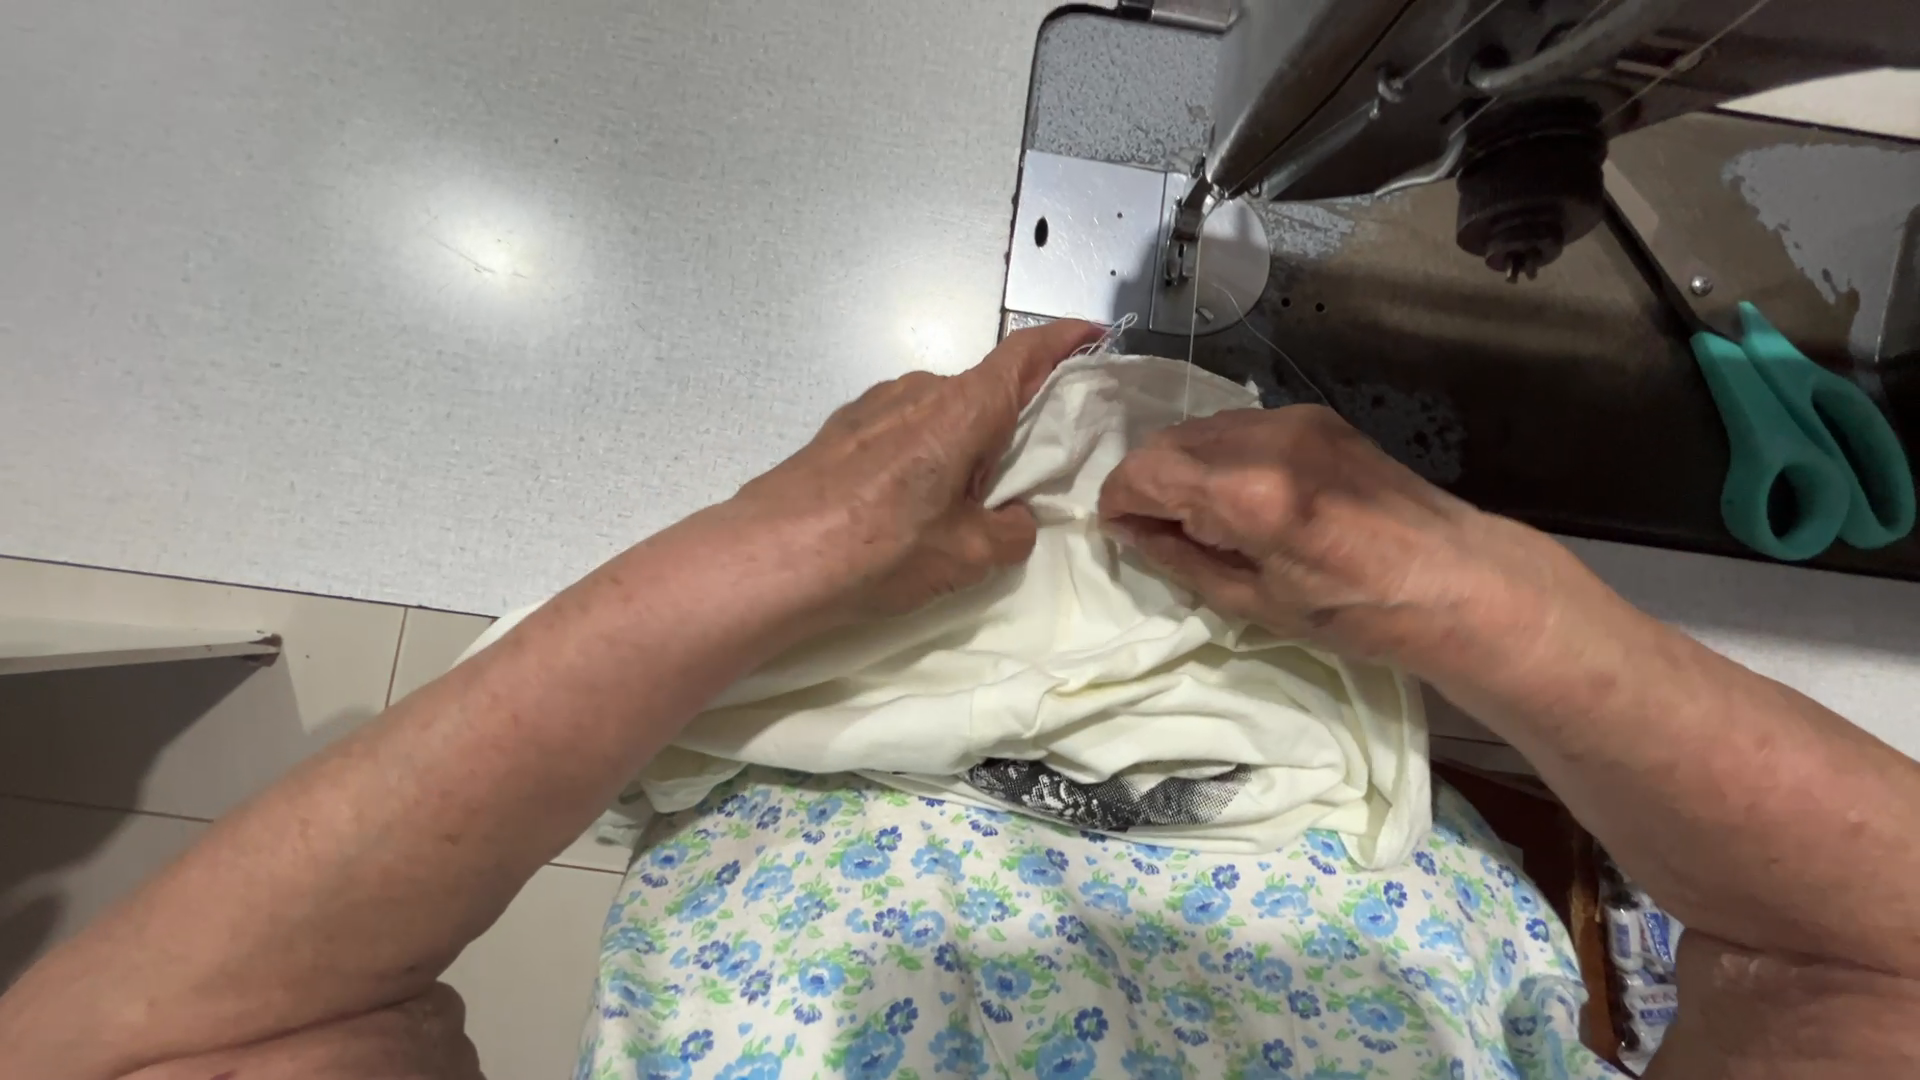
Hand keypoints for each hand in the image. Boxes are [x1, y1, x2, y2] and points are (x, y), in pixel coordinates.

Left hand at [727, 319, 1102, 620]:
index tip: (1093, 335)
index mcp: (963, 409)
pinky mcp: (840, 428)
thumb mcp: (967, 556)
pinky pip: (901, 429)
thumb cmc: (881, 550)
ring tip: (949, 507)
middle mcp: (919, 390)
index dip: (1064, 340)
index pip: (1026, 354)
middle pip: (983, 392)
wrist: (772, 559)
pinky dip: (920, 454)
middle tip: (1013, 483)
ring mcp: (873, 404)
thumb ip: (1011, 533)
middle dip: (1008, 427)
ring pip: (940, 413)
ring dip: (959, 446)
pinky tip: (899, 505)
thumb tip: (1015, 520)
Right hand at [1097, 405, 1574, 671]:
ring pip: (1195, 429)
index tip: (1120, 531)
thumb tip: (1130, 531)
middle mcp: (1265, 440)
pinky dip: (1213, 456)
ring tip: (1201, 515)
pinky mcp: (1312, 415)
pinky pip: (1233, 426)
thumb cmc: (1354, 612)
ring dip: (1178, 467)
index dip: (1117, 502)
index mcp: (1249, 496)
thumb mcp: (1252, 601)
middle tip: (1157, 529)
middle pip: (1162, 442)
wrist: (1458, 578)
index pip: (1143, 472)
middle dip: (1144, 484)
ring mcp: (1291, 419)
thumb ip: (1179, 558)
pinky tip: (1237, 493)